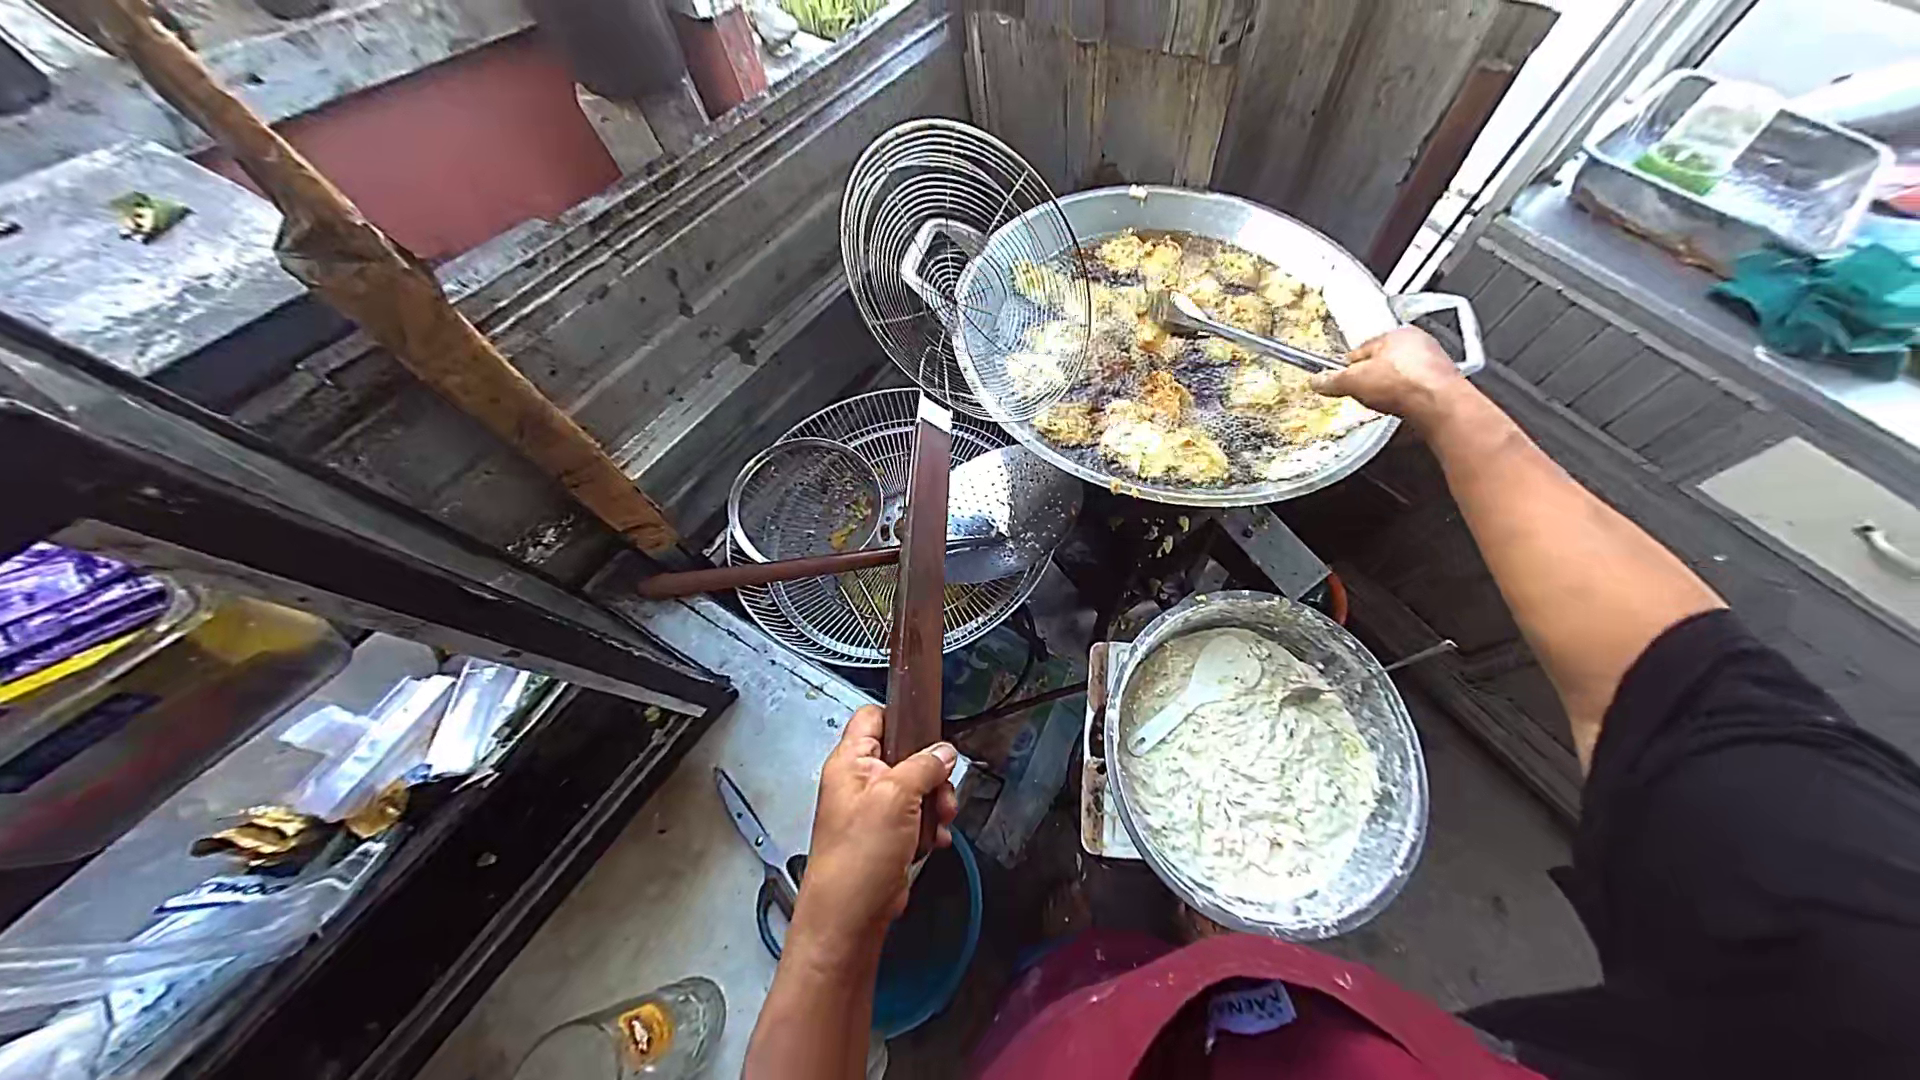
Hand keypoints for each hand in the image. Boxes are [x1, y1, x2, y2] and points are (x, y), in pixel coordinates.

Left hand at [791, 706, 958, 953]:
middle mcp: (859, 781)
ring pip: (917, 787)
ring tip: (937, 820)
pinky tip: (932, 840)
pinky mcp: (886, 833)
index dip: (901, 718)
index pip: (873, 716)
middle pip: (905, 754)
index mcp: (850, 761)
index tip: (927, 730)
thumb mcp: (896, 796)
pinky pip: (918, 816)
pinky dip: (930, 826)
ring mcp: (873, 808)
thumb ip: (924, 766)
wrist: (851, 918)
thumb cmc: (856, 858)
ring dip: (935, 803)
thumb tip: (943, 752)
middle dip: (930, 773)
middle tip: (937, 789)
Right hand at [1312, 326, 1468, 426]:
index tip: (1337, 380)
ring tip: (1380, 402)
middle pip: (1380, 363)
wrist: (1438, 405)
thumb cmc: (1401, 383)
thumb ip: (1331, 380)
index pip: (1359, 350)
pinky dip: (1403, 398)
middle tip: (1358, 393)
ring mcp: (1433, 362)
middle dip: (1367, 378)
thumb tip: (1316, 381)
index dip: (1345, 368)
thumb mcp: (1352, 381)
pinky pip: (1412, 389)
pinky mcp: (1442, 382)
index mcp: (1395, 333)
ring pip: (1397, 376)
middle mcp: (1418, 342)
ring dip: (1386, 389)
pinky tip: (1398, 406)